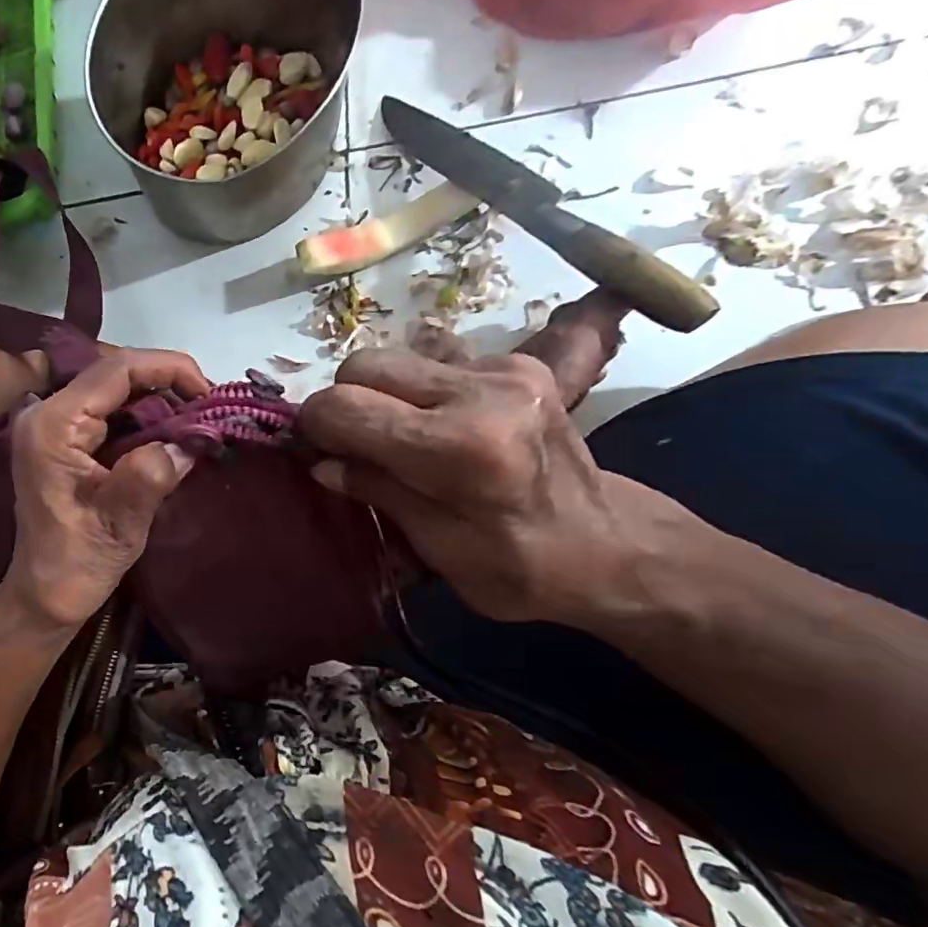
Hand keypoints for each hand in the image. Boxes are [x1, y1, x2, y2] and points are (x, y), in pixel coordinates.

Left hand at [1, 349, 209, 632]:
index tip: (209, 393)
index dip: (169, 368)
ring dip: (158, 399)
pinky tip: (170, 432)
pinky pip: (109, 411)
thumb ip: (150, 475)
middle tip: (208, 409)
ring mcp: (51, 424)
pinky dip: (144, 416)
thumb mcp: (119, 523)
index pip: (116, 370)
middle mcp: (46, 413)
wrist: (44, 593)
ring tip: (197, 421)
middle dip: (167, 383)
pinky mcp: (62, 439)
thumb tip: (187, 442)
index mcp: (52, 426)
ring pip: (114, 389)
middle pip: (115, 374)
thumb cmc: (76, 562)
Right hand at [298, 348, 695, 625]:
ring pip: (391, 358)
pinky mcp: (514, 362)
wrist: (612, 546)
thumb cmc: (523, 568)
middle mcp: (481, 391)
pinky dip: (412, 390)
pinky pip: (429, 360)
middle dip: (343, 404)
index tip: (317, 454)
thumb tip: (322, 462)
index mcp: (461, 447)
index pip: (345, 407)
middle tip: (352, 446)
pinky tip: (431, 423)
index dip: (315, 427)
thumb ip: (378, 491)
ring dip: (377, 395)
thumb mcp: (438, 547)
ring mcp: (501, 368)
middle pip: (363, 366)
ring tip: (394, 437)